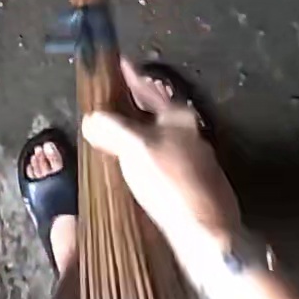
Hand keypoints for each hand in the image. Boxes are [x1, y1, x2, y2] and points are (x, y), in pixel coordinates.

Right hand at [80, 59, 240, 245]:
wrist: (209, 237)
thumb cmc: (170, 182)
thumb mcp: (132, 146)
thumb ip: (108, 126)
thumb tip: (90, 120)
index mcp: (178, 117)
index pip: (148, 87)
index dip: (130, 75)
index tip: (118, 62)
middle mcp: (191, 134)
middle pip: (155, 111)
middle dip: (133, 105)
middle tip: (112, 97)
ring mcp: (197, 161)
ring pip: (160, 136)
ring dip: (139, 132)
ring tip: (117, 132)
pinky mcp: (197, 187)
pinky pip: (164, 159)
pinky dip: (147, 155)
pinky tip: (135, 165)